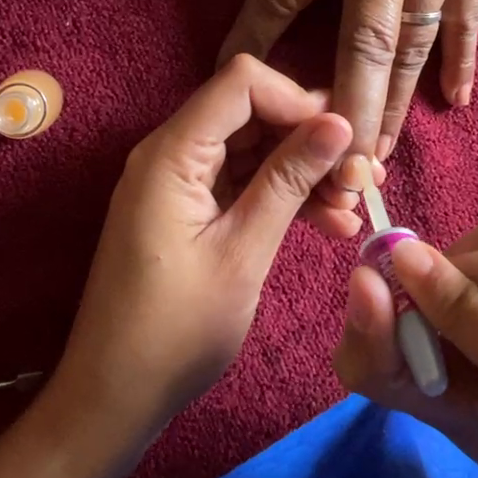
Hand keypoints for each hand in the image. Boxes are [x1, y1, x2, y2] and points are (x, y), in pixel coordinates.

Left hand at [0, 56, 349, 477]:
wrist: (115, 394)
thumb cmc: (175, 330)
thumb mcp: (242, 253)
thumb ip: (288, 180)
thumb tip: (338, 123)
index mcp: (172, 152)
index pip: (242, 83)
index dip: (299, 101)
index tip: (345, 141)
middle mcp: (173, 152)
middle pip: (252, 113)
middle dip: (310, 139)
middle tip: (362, 180)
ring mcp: (181, 181)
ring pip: (255, 148)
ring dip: (305, 171)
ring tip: (353, 209)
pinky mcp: (190, 208)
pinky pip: (244, 182)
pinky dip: (284, 196)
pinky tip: (329, 223)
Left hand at [194, 0, 477, 172]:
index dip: (249, 41)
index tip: (228, 84)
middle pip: (360, 50)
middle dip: (345, 114)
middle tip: (332, 172)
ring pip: (413, 52)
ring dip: (394, 108)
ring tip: (377, 157)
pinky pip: (468, 24)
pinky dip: (460, 63)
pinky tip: (455, 103)